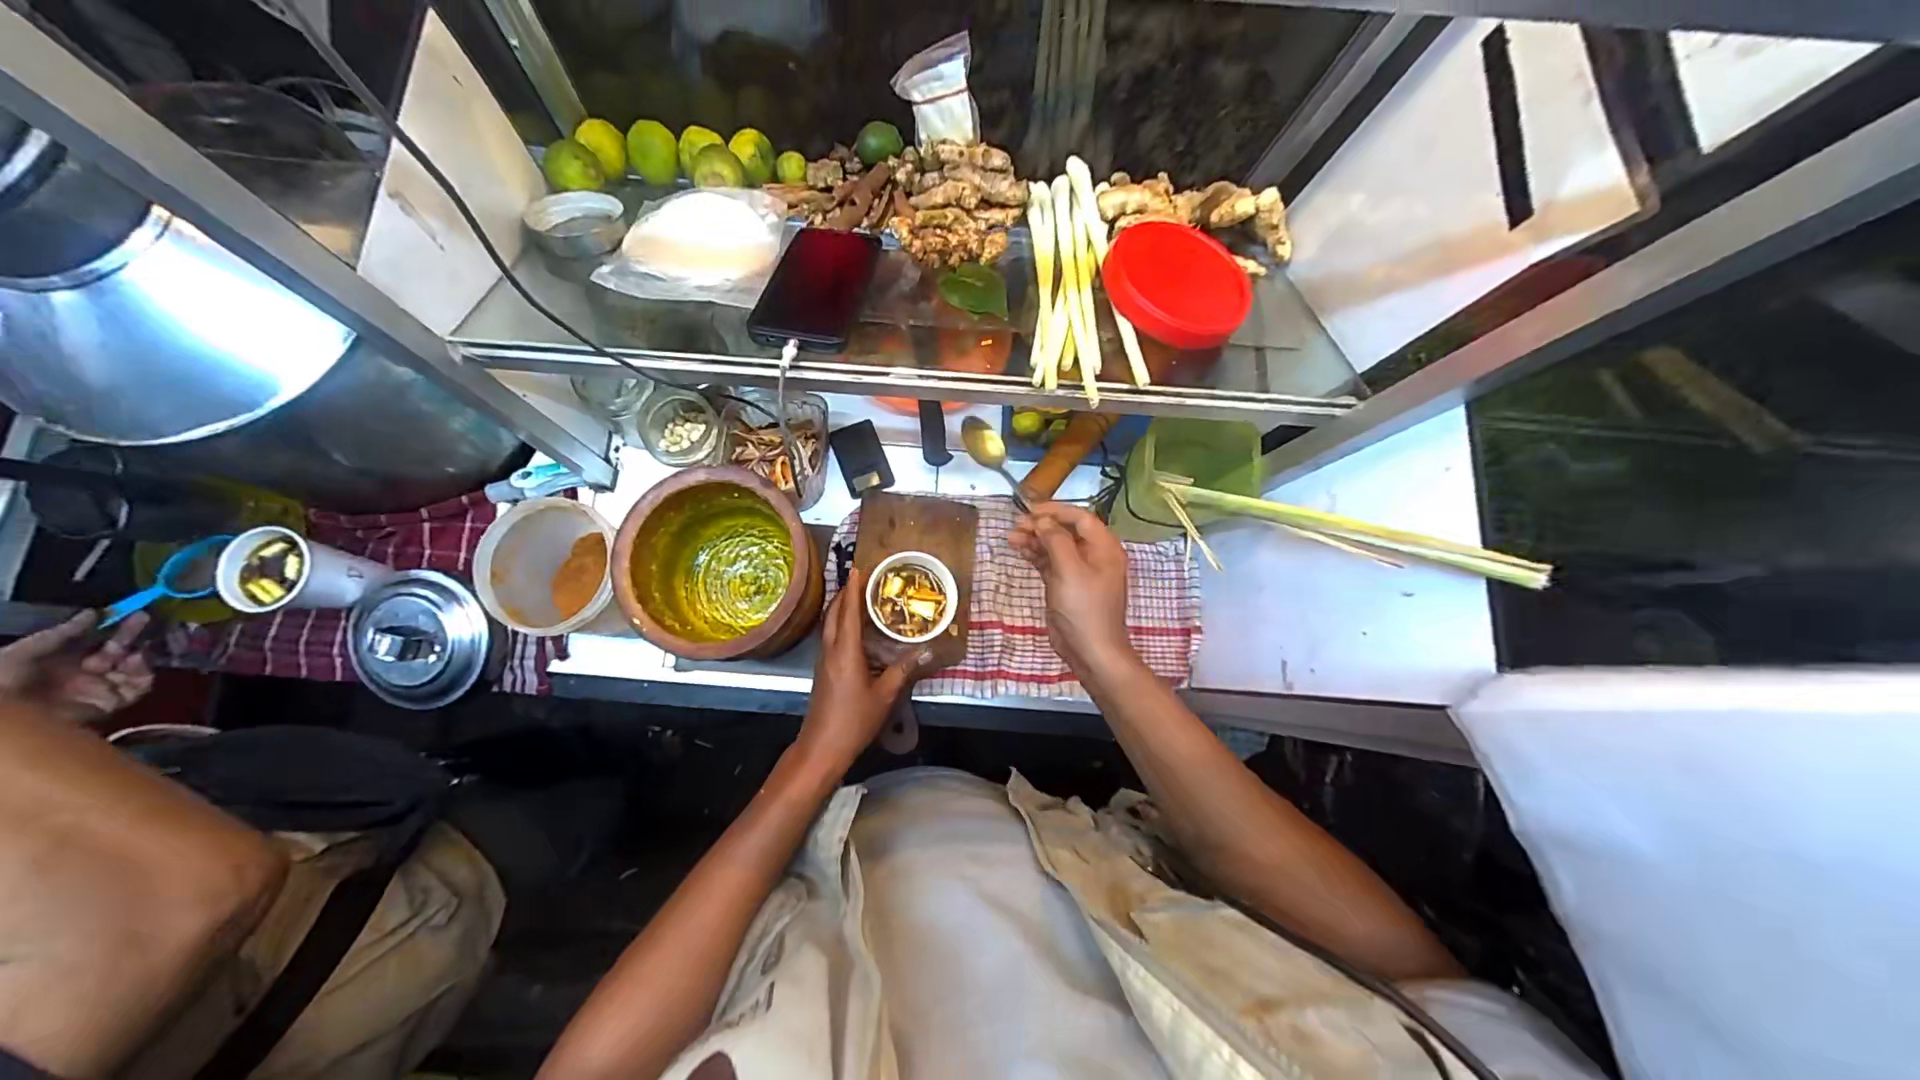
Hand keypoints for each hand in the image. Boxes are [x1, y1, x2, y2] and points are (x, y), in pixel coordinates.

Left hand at [0, 610, 153, 721]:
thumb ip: (63, 632)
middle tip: (143, 618)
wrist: (4, 712)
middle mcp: (85, 673)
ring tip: (135, 649)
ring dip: (140, 656)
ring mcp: (98, 689)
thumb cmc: (5, 678)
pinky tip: (137, 663)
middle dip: (131, 636)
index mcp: (65, 660)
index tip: (132, 612)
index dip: (115, 627)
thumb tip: (95, 612)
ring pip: (133, 669)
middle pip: (120, 652)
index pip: (99, 641)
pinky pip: (137, 689)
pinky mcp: (109, 703)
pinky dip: (143, 675)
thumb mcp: (27, 650)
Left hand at [798, 567, 930, 769]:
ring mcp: (823, 662)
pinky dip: (840, 626)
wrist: (822, 747)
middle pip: (833, 614)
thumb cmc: (854, 720)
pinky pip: (831, 639)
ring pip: (829, 626)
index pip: (847, 612)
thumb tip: (927, 650)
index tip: (858, 568)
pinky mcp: (823, 672)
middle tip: (860, 579)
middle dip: (844, 594)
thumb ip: (904, 670)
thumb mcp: (885, 695)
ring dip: (840, 609)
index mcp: (845, 652)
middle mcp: (830, 651)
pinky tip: (854, 631)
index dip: (853, 589)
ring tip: (857, 598)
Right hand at [1009, 503, 1137, 677]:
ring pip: (1055, 546)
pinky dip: (1036, 555)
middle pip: (1066, 530)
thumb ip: (1056, 540)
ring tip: (1011, 538)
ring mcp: (1080, 571)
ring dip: (1035, 540)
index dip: (1055, 511)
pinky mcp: (1066, 585)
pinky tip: (1019, 550)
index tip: (1030, 511)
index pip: (1080, 517)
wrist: (1091, 651)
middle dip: (1041, 525)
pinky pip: (1051, 563)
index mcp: (1104, 547)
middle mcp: (1094, 555)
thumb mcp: (1069, 570)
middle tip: (1016, 526)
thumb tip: (1042, 521)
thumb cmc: (1084, 609)